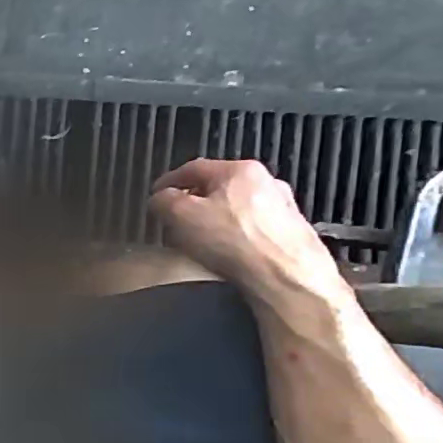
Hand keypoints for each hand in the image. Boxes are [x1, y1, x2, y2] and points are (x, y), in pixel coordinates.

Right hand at [149, 159, 348, 305]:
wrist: (284, 275)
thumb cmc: (233, 240)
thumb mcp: (179, 215)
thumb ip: (163, 200)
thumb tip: (161, 198)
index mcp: (240, 171)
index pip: (193, 168)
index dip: (167, 181)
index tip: (154, 195)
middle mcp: (266, 182)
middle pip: (216, 187)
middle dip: (191, 202)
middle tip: (172, 219)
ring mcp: (281, 206)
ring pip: (234, 206)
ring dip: (211, 218)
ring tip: (196, 239)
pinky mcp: (288, 229)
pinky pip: (249, 225)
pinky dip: (231, 233)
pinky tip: (222, 250)